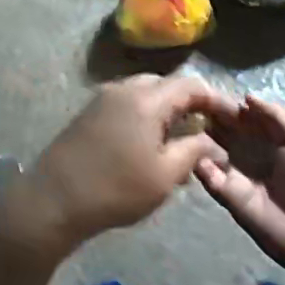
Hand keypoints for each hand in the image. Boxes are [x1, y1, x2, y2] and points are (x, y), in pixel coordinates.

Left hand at [12, 75, 237, 250]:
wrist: (53, 200)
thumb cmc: (115, 189)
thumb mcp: (164, 176)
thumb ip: (194, 152)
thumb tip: (215, 143)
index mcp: (147, 98)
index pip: (190, 85)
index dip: (214, 99)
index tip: (231, 119)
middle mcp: (124, 88)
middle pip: (166, 85)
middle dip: (188, 104)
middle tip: (204, 131)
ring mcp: (103, 98)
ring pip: (144, 93)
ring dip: (165, 110)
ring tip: (177, 141)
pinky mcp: (89, 113)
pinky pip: (126, 104)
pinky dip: (144, 116)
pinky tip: (148, 144)